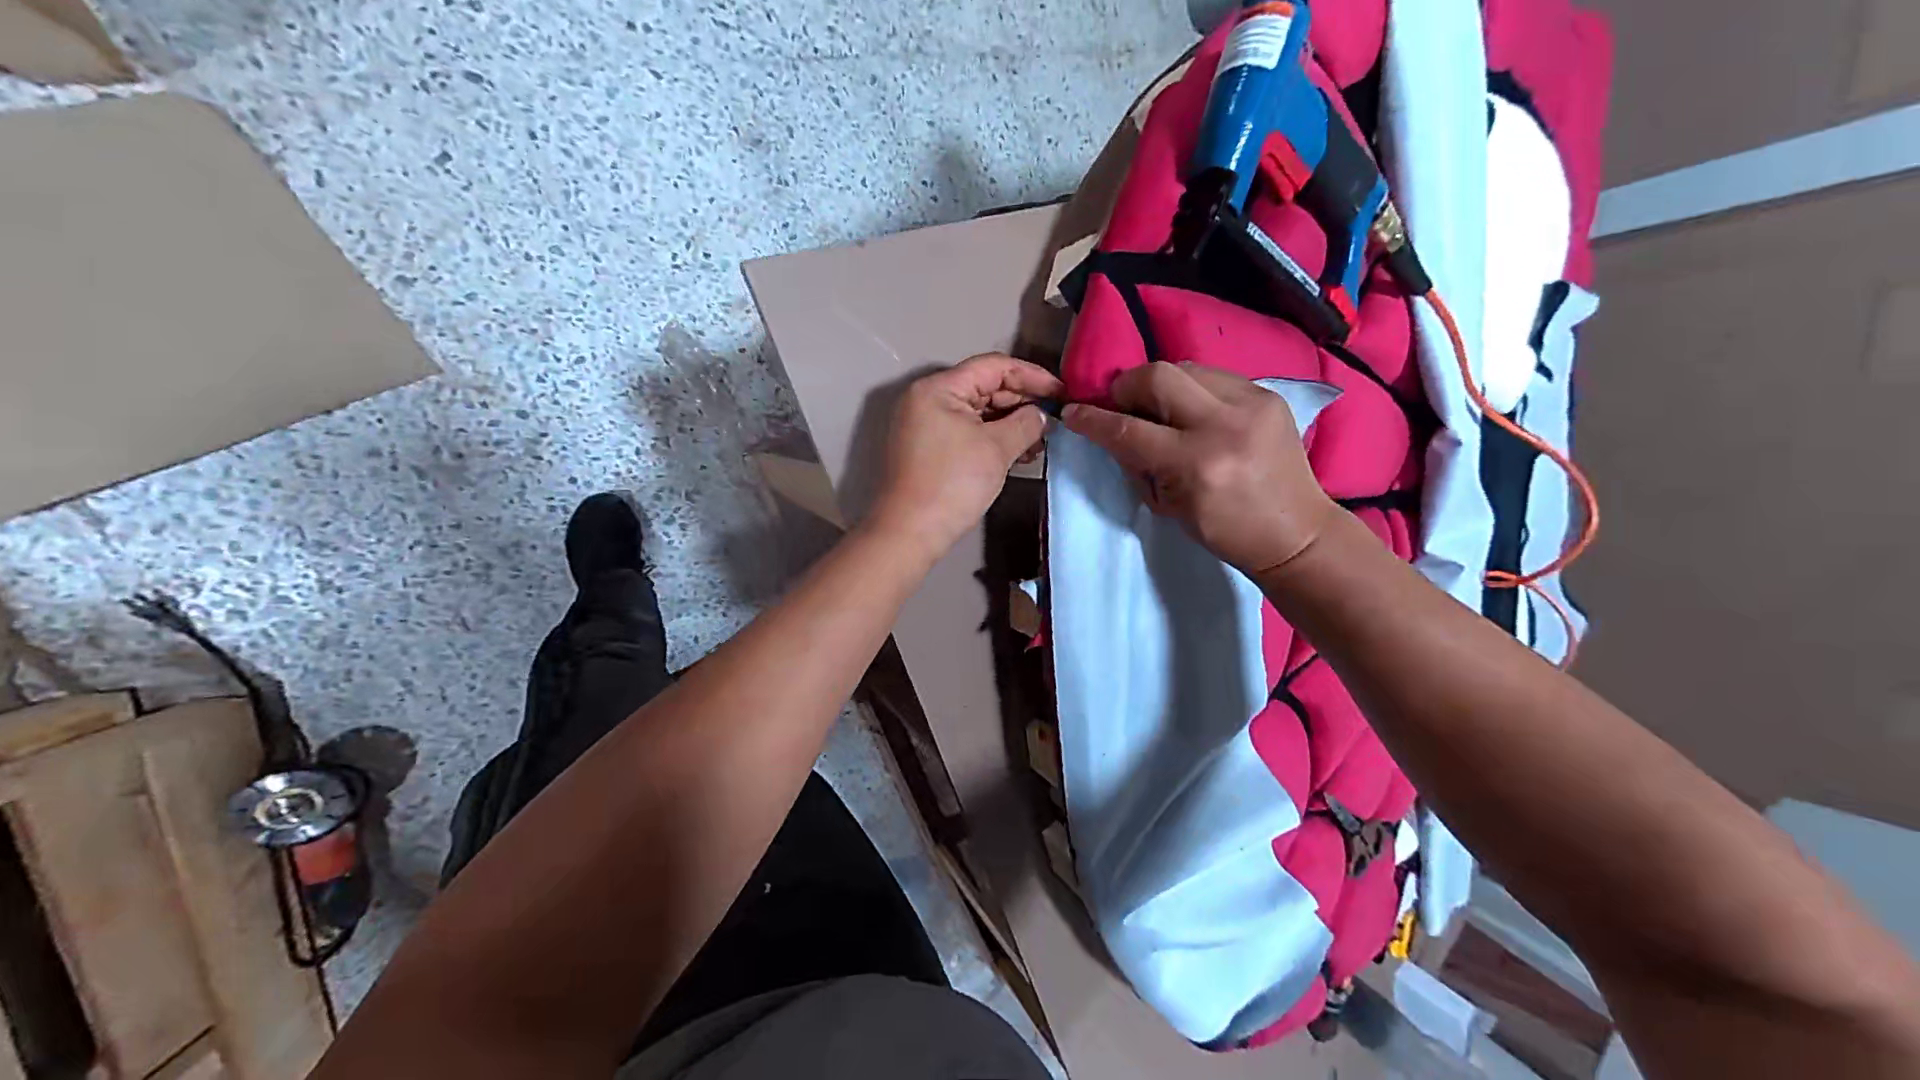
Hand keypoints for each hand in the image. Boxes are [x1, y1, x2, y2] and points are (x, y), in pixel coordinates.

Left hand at [867, 353, 1062, 557]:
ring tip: (1039, 442)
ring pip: (978, 411)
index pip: (994, 366)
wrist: (911, 531)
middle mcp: (928, 398)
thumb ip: (1026, 423)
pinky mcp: (929, 446)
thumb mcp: (996, 449)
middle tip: (1053, 420)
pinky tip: (1018, 452)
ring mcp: (926, 423)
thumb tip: (1042, 415)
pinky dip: (993, 437)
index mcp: (939, 388)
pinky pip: (967, 430)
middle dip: (1022, 402)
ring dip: (1011, 423)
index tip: (1061, 393)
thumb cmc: (952, 484)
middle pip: (985, 386)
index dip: (1032, 376)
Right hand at [1061, 362, 1337, 576]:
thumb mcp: (1168, 506)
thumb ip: (1138, 463)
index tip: (1073, 413)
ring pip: (1186, 367)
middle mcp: (1225, 425)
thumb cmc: (1224, 530)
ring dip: (1161, 385)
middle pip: (1157, 376)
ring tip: (1160, 409)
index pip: (1129, 429)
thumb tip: (1114, 431)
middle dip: (1127, 387)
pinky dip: (1193, 390)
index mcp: (1197, 464)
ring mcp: (1253, 404)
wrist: (1296, 533)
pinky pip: (1214, 376)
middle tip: (1122, 406)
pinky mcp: (1269, 395)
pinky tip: (1194, 411)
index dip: (1093, 419)